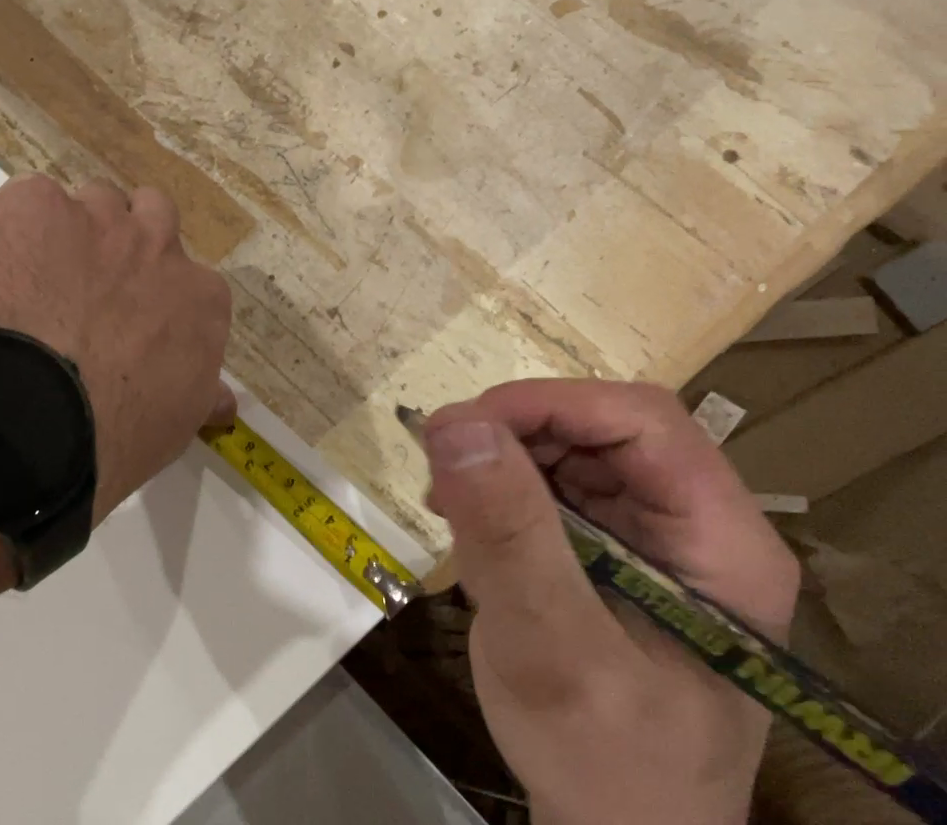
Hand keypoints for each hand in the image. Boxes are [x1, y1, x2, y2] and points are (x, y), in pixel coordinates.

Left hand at [0, 175, 234, 519]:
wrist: (29, 415)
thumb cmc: (108, 438)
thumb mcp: (171, 425)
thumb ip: (196, 393)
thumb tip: (221, 399)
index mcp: (199, 298)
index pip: (183, 279)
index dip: (147, 296)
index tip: (119, 321)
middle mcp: (156, 246)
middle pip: (148, 216)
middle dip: (121, 241)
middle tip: (82, 283)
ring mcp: (95, 218)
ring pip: (89, 200)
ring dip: (68, 230)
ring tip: (31, 278)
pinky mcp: (35, 205)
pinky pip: (28, 200)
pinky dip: (13, 230)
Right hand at [422, 380, 799, 824]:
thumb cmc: (604, 753)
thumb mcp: (552, 646)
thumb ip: (509, 534)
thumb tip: (454, 422)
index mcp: (719, 541)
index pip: (641, 421)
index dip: (545, 405)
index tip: (456, 430)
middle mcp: (692, 526)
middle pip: (602, 428)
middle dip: (511, 434)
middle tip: (438, 470)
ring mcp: (648, 541)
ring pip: (568, 453)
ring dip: (496, 463)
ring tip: (447, 508)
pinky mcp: (605, 557)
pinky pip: (547, 492)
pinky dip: (494, 493)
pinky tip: (465, 527)